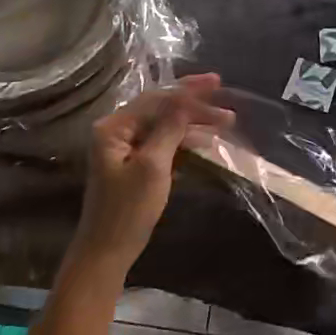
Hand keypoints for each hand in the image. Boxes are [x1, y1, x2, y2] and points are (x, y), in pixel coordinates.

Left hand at [72, 73, 233, 269]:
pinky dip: (184, 140)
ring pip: (164, 126)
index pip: (157, 99)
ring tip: (224, 124)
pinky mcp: (133, 165)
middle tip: (227, 108)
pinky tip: (205, 142)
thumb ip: (170, 129)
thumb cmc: (128, 210)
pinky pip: (162, 142)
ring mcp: (124, 148)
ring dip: (193, 124)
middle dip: (195, 106)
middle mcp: (116, 131)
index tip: (218, 83)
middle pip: (161, 109)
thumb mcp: (153, 166)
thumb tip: (186, 99)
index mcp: (114, 127)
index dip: (189, 90)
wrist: (107, 251)